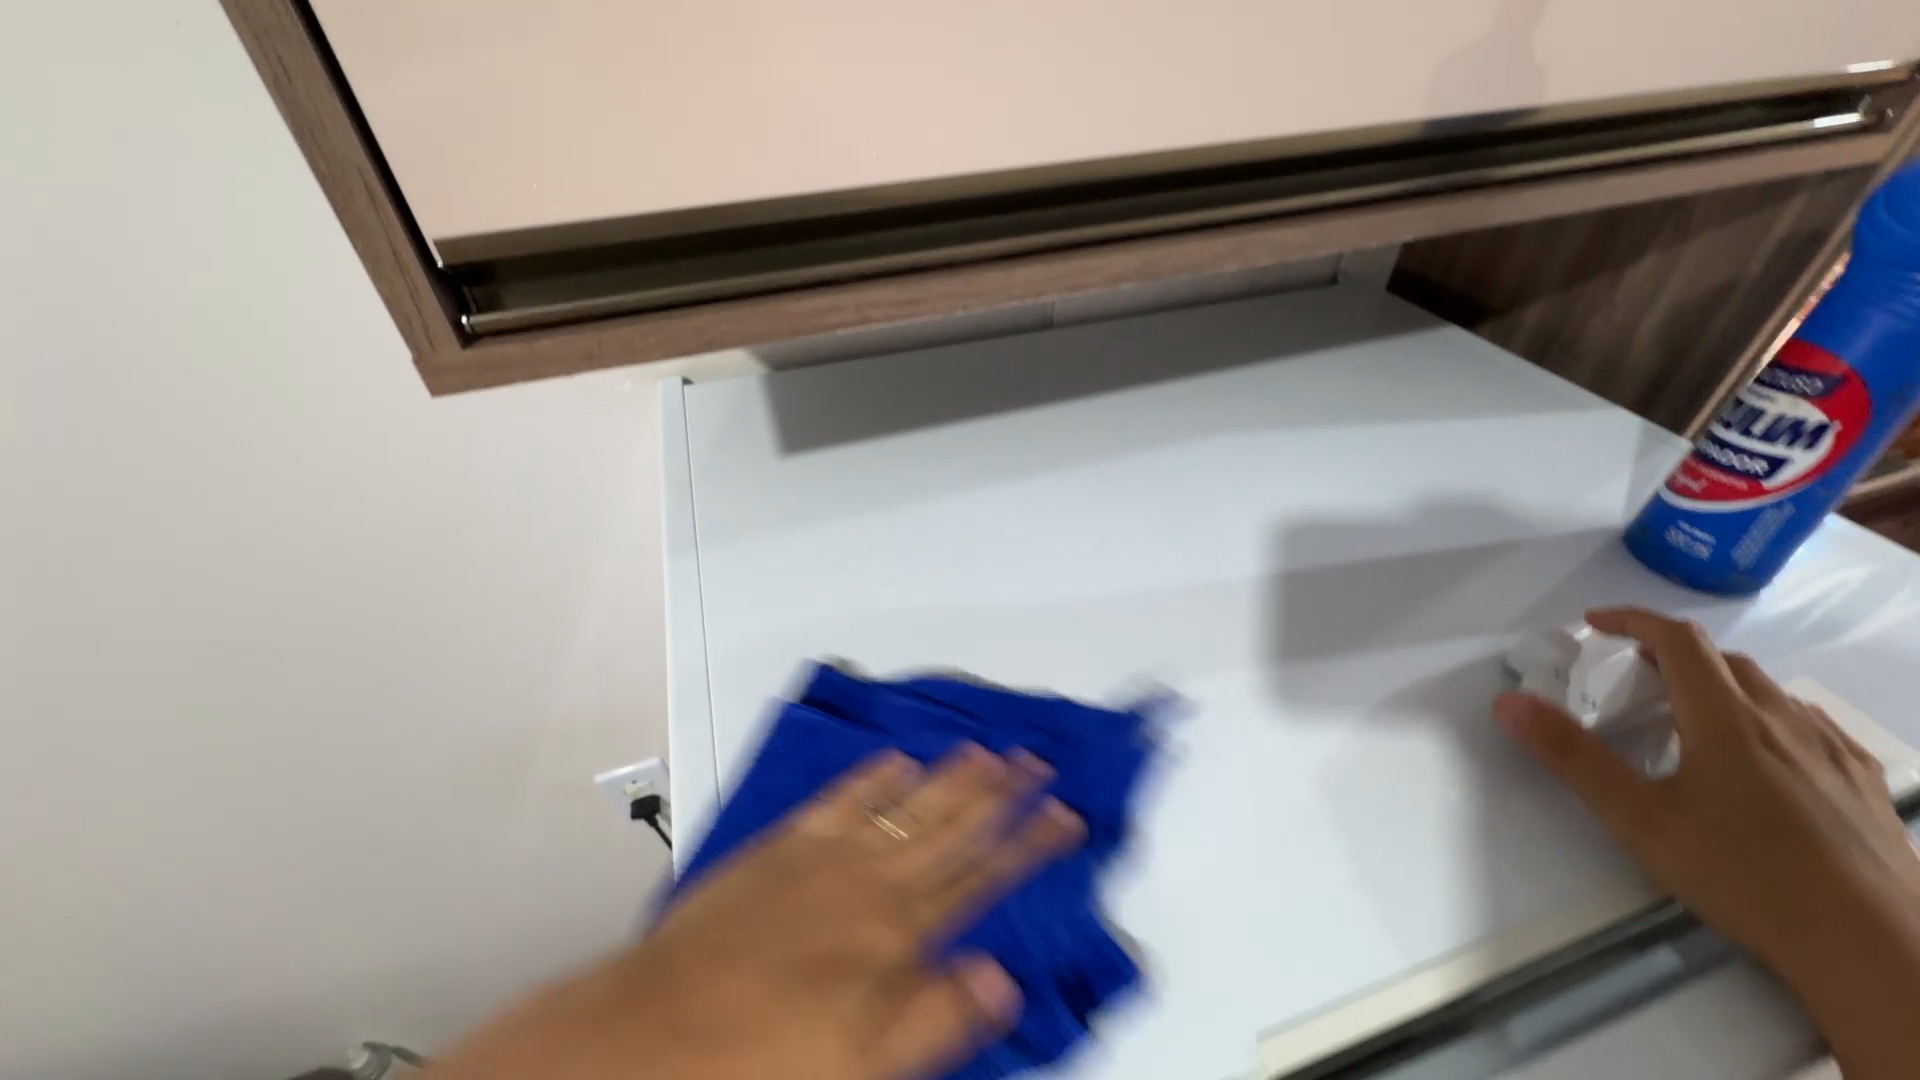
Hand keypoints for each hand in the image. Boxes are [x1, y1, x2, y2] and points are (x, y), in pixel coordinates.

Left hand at [426, 745, 1084, 1079]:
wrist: (655, 1033)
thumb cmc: (764, 1057)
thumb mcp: (866, 1062)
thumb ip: (938, 1014)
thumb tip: (1002, 974)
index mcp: (897, 932)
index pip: (982, 875)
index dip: (1030, 844)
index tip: (1066, 815)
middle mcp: (870, 881)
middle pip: (951, 825)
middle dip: (1001, 792)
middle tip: (1036, 760)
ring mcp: (824, 857)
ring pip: (903, 803)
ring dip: (948, 776)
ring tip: (984, 749)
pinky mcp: (781, 848)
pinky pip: (839, 800)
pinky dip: (871, 778)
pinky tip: (893, 760)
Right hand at [1494, 607, 1919, 1079]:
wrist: (1878, 950)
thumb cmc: (1744, 875)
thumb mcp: (1638, 817)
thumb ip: (1571, 755)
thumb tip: (1509, 702)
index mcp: (1726, 720)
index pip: (1677, 640)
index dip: (1632, 620)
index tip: (1593, 624)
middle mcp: (1784, 721)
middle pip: (1724, 661)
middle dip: (1670, 653)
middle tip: (1631, 674)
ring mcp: (1833, 752)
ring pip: (1770, 692)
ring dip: (1719, 684)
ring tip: (1689, 715)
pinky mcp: (1865, 785)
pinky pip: (1809, 726)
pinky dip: (1767, 717)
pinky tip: (1762, 758)